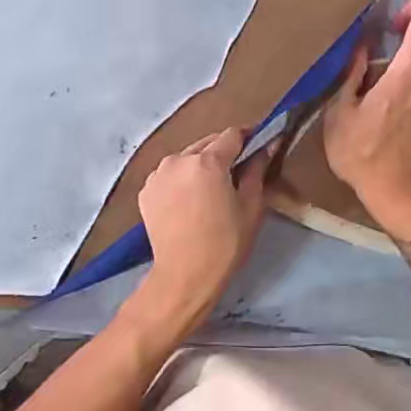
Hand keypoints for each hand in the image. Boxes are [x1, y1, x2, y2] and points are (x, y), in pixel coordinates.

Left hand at [136, 126, 269, 318]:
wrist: (184, 275)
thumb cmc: (224, 244)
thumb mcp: (251, 207)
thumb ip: (257, 171)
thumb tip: (265, 147)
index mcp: (207, 161)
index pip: (232, 135)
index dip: (248, 139)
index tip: (257, 148)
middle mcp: (177, 160)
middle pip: (206, 144)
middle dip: (222, 153)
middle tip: (235, 174)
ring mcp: (157, 176)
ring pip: (185, 159)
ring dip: (198, 166)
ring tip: (209, 190)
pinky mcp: (145, 192)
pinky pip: (168, 176)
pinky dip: (180, 181)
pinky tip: (187, 202)